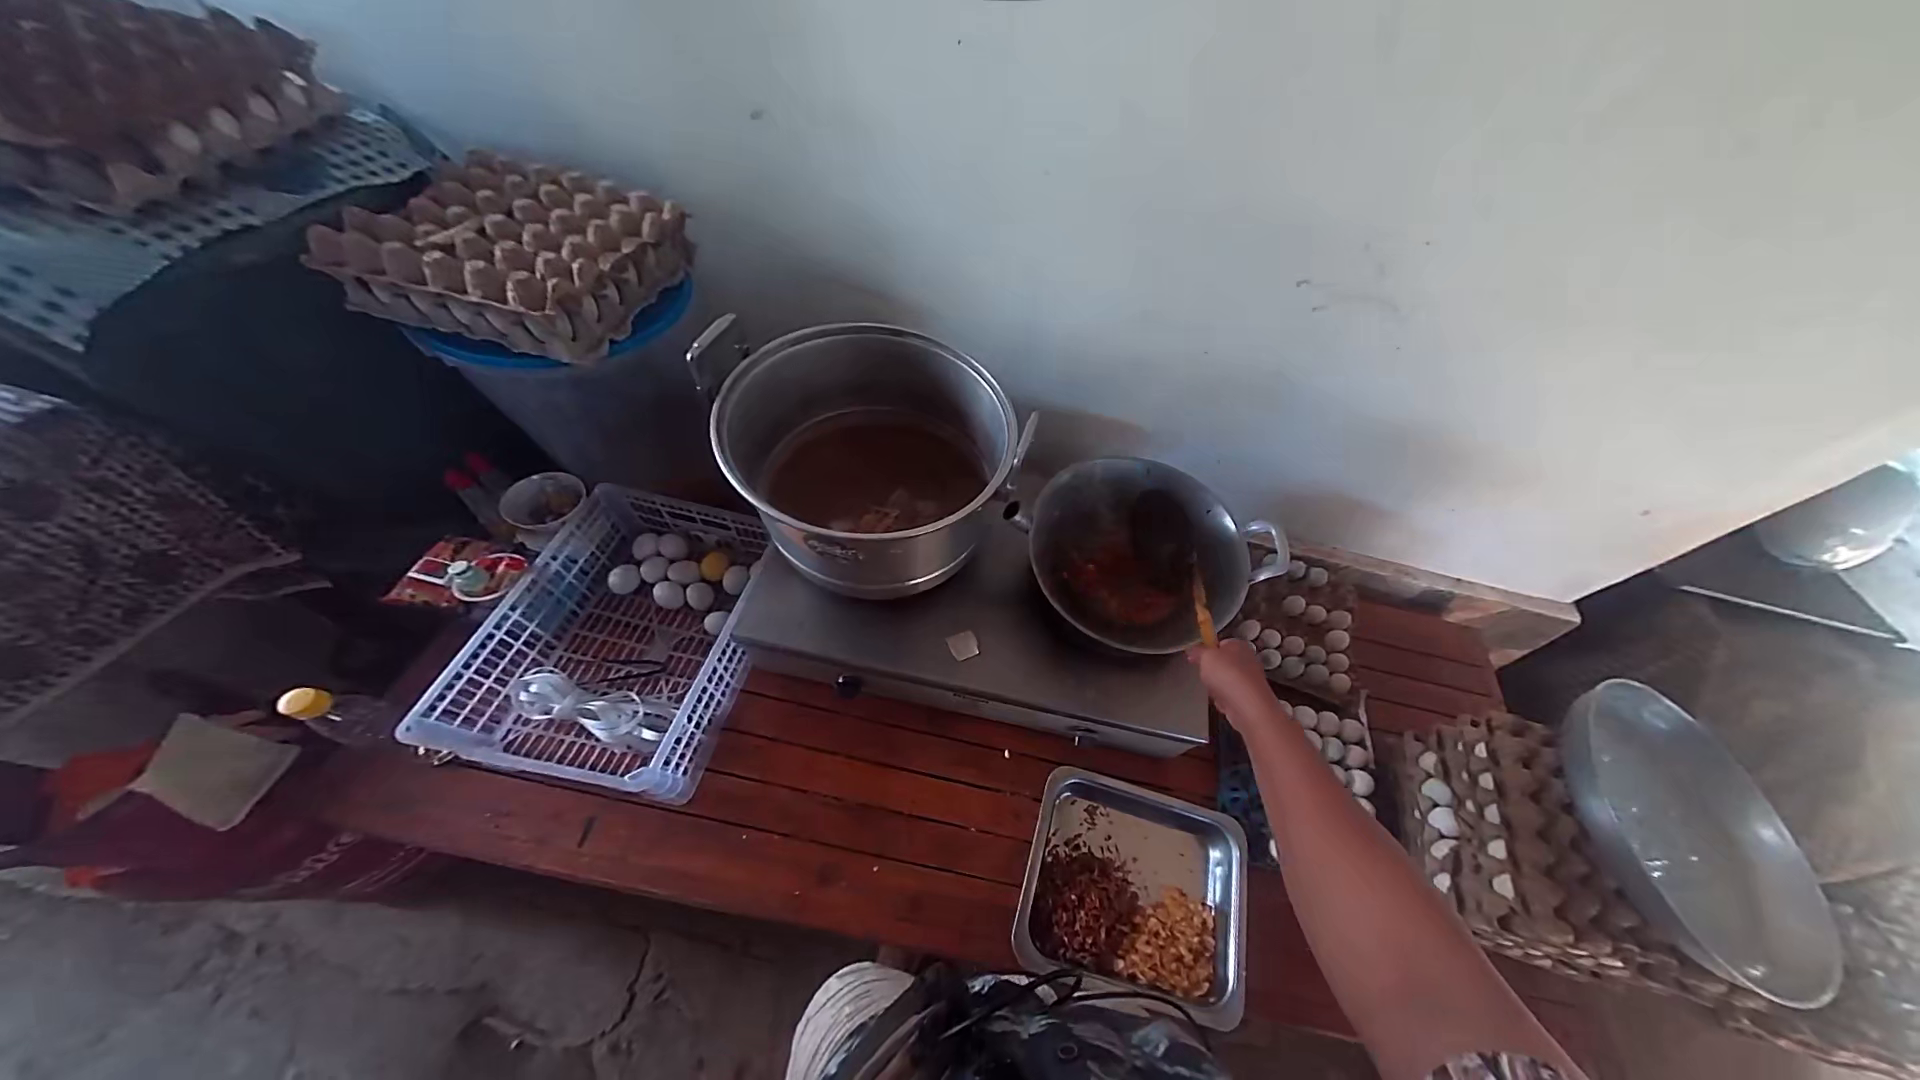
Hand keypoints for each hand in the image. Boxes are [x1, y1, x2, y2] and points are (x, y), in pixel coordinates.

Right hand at [1185, 638, 1281, 731]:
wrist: (1247, 704)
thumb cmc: (1229, 674)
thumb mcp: (1205, 656)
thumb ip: (1196, 651)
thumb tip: (1192, 650)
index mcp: (1239, 645)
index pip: (1220, 643)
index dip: (1206, 650)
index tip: (1196, 656)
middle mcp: (1248, 661)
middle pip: (1221, 664)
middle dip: (1210, 671)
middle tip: (1205, 673)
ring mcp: (1249, 680)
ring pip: (1223, 682)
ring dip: (1215, 687)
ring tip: (1215, 689)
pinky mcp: (1248, 698)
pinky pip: (1228, 697)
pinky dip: (1223, 700)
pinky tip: (1223, 700)